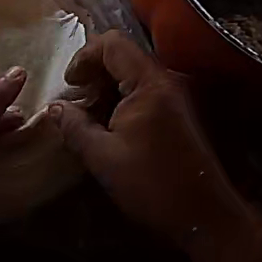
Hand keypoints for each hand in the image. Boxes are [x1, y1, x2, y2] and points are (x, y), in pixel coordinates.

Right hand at [45, 31, 258, 260]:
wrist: (206, 216)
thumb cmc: (152, 185)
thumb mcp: (102, 157)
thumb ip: (74, 127)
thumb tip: (55, 109)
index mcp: (149, 85)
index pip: (112, 45)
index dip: (84, 57)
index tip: (70, 84)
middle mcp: (166, 82)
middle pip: (123, 55)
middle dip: (93, 71)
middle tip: (74, 98)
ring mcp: (176, 96)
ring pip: (133, 73)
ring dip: (106, 86)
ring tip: (87, 113)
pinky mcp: (178, 112)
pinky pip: (144, 90)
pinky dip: (121, 98)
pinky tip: (108, 124)